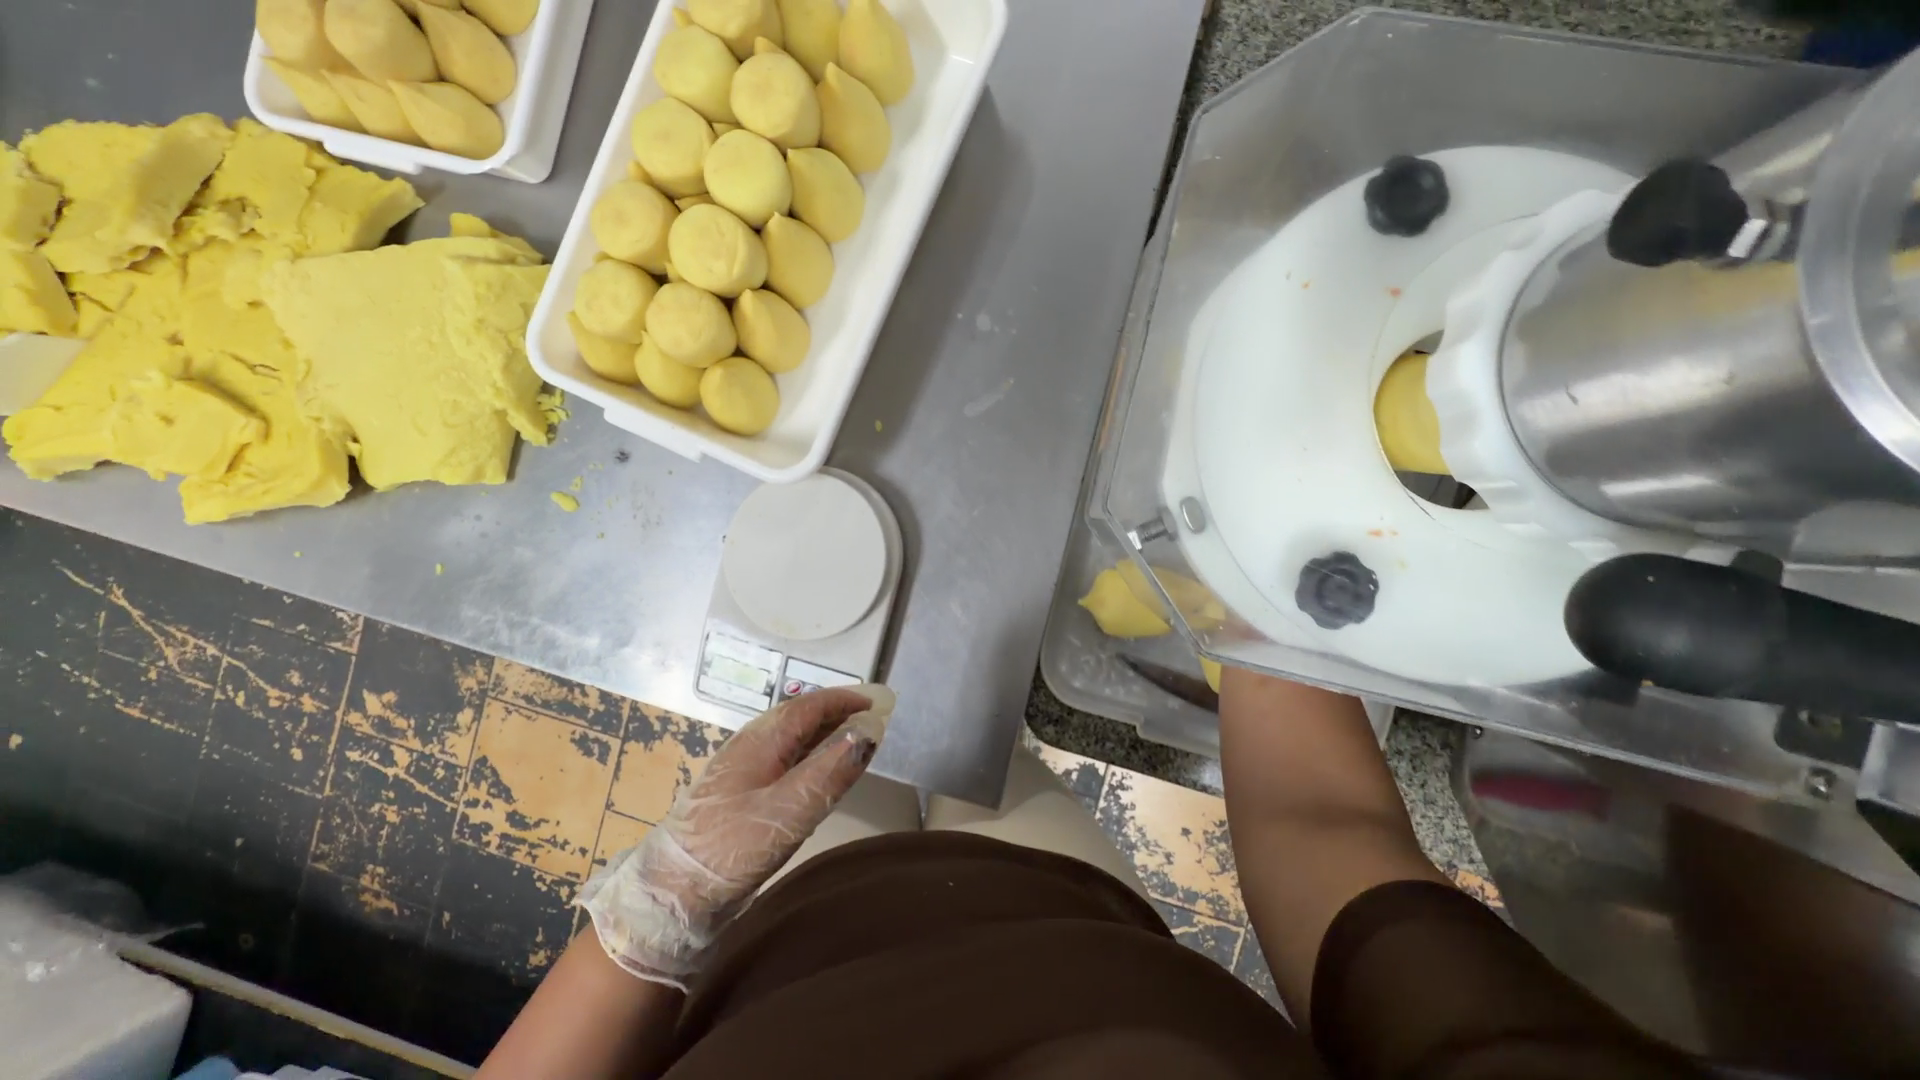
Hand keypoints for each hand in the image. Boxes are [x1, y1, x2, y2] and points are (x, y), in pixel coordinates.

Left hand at [577, 685, 894, 988]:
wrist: (673, 891)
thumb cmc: (732, 847)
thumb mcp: (788, 811)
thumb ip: (830, 772)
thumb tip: (868, 734)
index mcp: (759, 742)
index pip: (807, 707)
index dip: (843, 700)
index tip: (876, 702)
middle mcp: (749, 746)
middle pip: (797, 718)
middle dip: (835, 713)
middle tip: (871, 719)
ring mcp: (740, 770)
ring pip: (789, 739)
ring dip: (822, 733)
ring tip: (852, 740)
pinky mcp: (737, 794)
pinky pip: (781, 759)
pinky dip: (808, 755)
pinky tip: (817, 772)